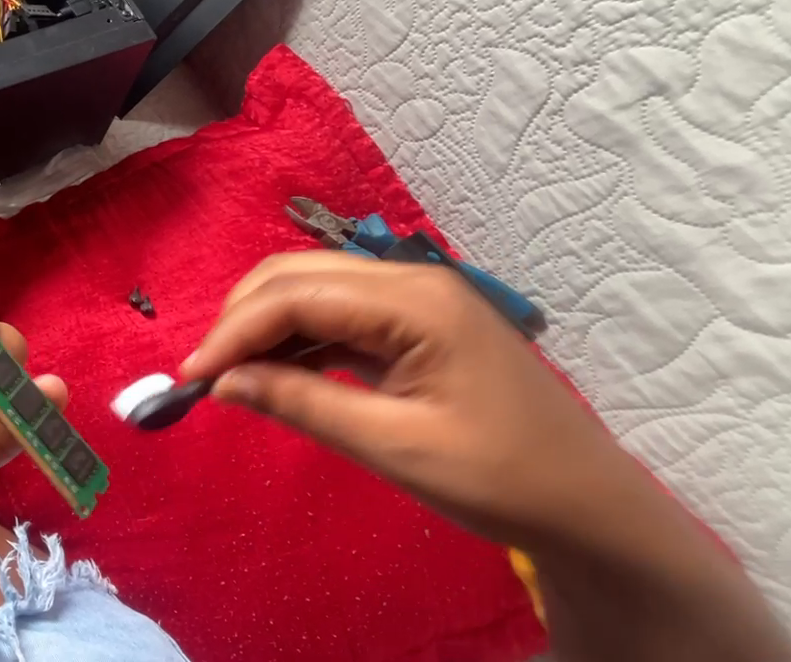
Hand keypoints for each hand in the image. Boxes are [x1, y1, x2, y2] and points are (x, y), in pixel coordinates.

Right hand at [179, 251, 653, 553]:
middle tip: (208, 373)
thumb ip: (301, 403)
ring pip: (308, 288)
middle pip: (295, 276)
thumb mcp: (394, 447)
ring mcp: (413, 298)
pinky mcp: (411, 322)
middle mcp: (410, 281)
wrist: (597, 514)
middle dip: (241, 319)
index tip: (193, 375)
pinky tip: (275, 369)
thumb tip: (222, 383)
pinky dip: (294, 337)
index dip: (234, 332)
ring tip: (232, 373)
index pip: (296, 296)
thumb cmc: (504, 481)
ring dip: (263, 326)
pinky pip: (333, 313)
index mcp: (415, 303)